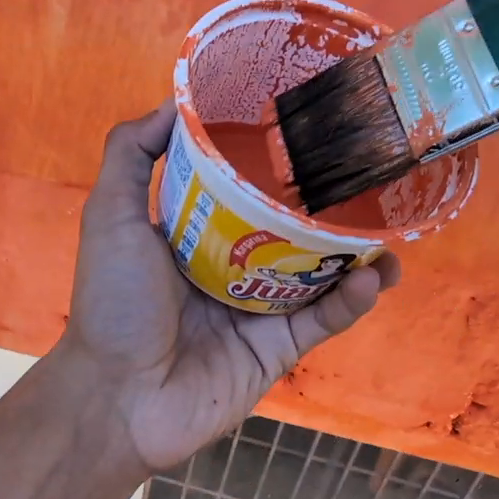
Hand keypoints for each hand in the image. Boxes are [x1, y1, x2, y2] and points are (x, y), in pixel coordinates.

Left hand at [56, 103, 399, 474]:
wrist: (117, 397)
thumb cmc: (113, 302)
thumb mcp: (111, 215)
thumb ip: (130, 156)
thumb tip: (173, 102)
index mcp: (192, 235)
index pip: (238, 189)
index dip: (267, 162)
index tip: (303, 129)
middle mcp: (228, 268)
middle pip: (286, 230)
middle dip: (323, 208)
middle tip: (363, 177)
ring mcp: (255, 311)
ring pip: (316, 275)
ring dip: (355, 255)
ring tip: (387, 230)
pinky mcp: (276, 350)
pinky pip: (323, 321)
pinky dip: (351, 301)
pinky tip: (374, 277)